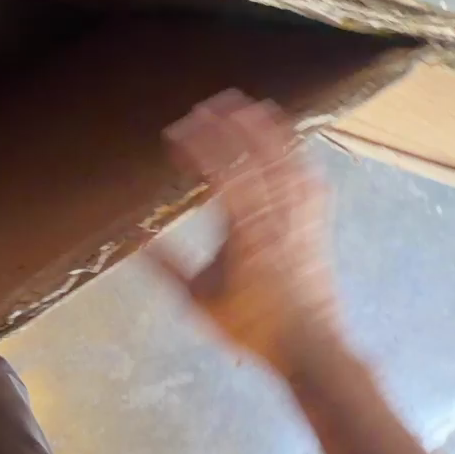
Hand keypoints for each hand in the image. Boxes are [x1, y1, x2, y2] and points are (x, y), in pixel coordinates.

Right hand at [150, 90, 345, 373]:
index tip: (177, 131)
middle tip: (209, 105)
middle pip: (255, 157)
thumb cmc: (252, 327)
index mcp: (246, 232)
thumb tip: (136, 239)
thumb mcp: (199, 301)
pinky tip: (292, 143)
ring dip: (266, 130)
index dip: (199, 146)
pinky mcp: (318, 224)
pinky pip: (310, 179)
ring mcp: (302, 218)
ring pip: (286, 162)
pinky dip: (298, 154)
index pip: (221, 174)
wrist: (311, 348)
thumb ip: (166, 267)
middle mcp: (277, 216)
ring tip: (249, 106)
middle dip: (231, 126)